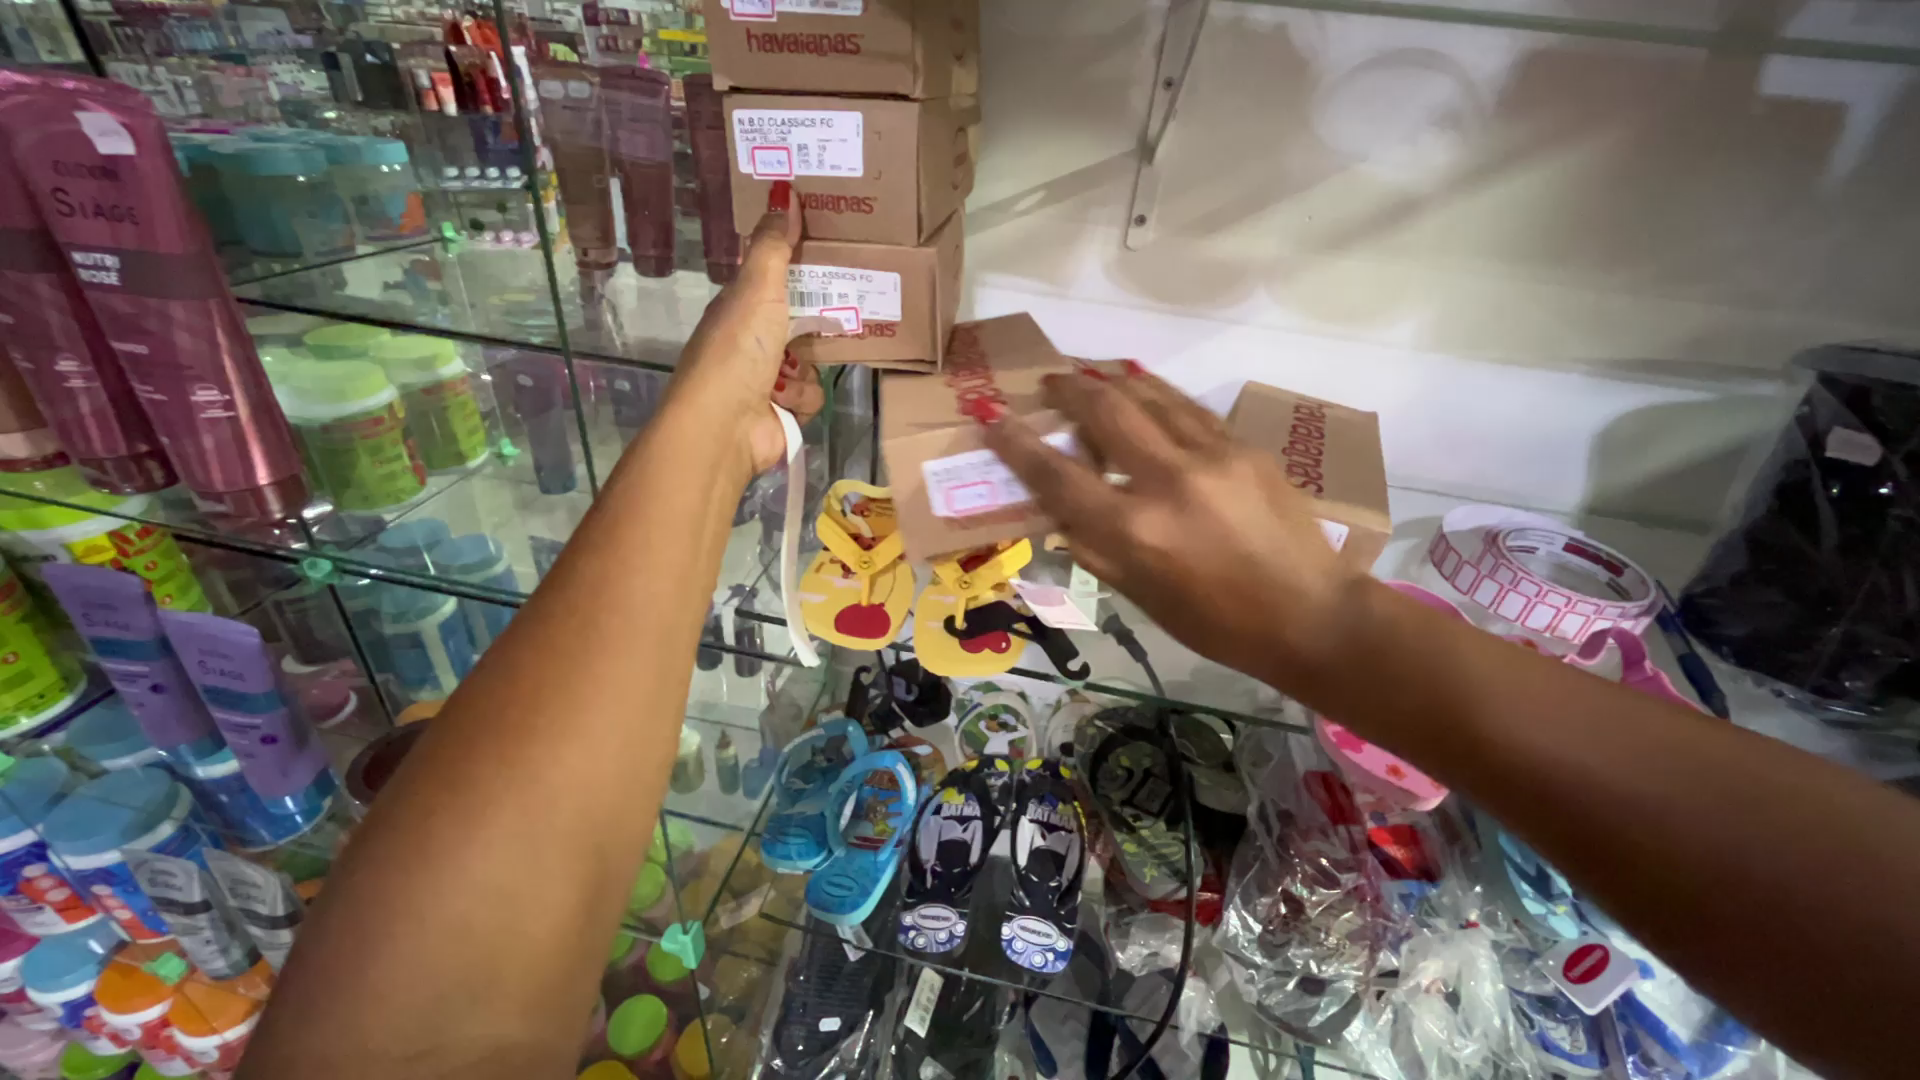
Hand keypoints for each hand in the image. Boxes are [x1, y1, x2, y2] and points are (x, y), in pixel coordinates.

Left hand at [670, 181, 827, 472]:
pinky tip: (783, 402)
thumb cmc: (737, 350)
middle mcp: (752, 342)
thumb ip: (774, 245)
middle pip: (801, 323)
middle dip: (814, 325)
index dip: (802, 267)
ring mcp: (766, 379)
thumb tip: (783, 186)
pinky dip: (801, 400)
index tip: (831, 252)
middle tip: (837, 315)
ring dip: (804, 371)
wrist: (723, 425)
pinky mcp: (782, 413)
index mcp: (740, 307)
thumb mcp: (757, 289)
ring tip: (785, 376)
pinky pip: (812, 397)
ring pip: (812, 364)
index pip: (777, 279)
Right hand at [978, 364, 1367, 681]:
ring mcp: (1211, 456)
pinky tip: (1143, 390)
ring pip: (1148, 396)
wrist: (1310, 614)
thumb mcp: (1142, 597)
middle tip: (1049, 382)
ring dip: (1111, 380)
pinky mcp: (1243, 447)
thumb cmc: (1217, 623)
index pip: (1059, 476)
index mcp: (1134, 531)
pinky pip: (1187, 408)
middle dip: (1068, 389)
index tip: (993, 417)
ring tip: (1091, 375)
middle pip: (1104, 412)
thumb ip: (1096, 550)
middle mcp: (1167, 481)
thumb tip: (1063, 515)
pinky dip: (1155, 394)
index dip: (1018, 444)